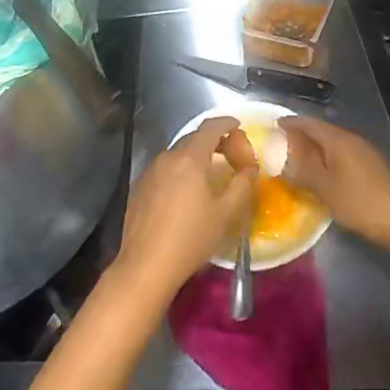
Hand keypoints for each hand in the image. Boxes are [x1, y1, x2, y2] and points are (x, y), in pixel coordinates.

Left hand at [114, 116, 257, 294]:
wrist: (146, 266)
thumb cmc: (191, 237)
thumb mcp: (226, 212)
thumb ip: (243, 183)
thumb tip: (250, 168)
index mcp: (190, 158)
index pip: (211, 127)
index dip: (227, 123)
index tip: (239, 126)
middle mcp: (167, 157)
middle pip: (194, 138)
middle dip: (215, 140)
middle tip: (232, 154)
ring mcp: (150, 171)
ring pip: (178, 154)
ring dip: (197, 156)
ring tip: (211, 173)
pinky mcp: (139, 187)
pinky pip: (165, 169)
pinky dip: (181, 170)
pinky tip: (187, 191)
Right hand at [278, 115, 389, 248]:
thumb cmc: (359, 202)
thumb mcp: (323, 188)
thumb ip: (301, 170)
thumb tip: (282, 158)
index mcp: (338, 140)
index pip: (309, 123)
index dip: (290, 123)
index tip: (272, 126)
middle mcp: (352, 140)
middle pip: (321, 132)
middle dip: (300, 136)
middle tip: (279, 145)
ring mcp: (364, 153)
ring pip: (332, 145)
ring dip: (314, 150)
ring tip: (295, 161)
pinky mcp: (371, 167)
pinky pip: (342, 156)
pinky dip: (326, 160)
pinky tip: (321, 174)